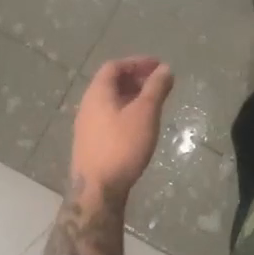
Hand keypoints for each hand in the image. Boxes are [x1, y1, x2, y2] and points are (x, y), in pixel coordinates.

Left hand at [70, 58, 173, 202]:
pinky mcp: (91, 144)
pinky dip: (126, 112)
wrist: (97, 192)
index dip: (137, 62)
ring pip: (111, 102)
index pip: (114, 66)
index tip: (158, 67)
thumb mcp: (145, 113)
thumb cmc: (122, 146)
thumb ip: (156, 88)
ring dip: (132, 96)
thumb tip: (165, 68)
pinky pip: (109, 117)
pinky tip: (140, 125)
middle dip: (136, 79)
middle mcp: (88, 106)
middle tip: (159, 83)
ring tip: (154, 103)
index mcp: (97, 94)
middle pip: (111, 83)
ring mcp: (87, 127)